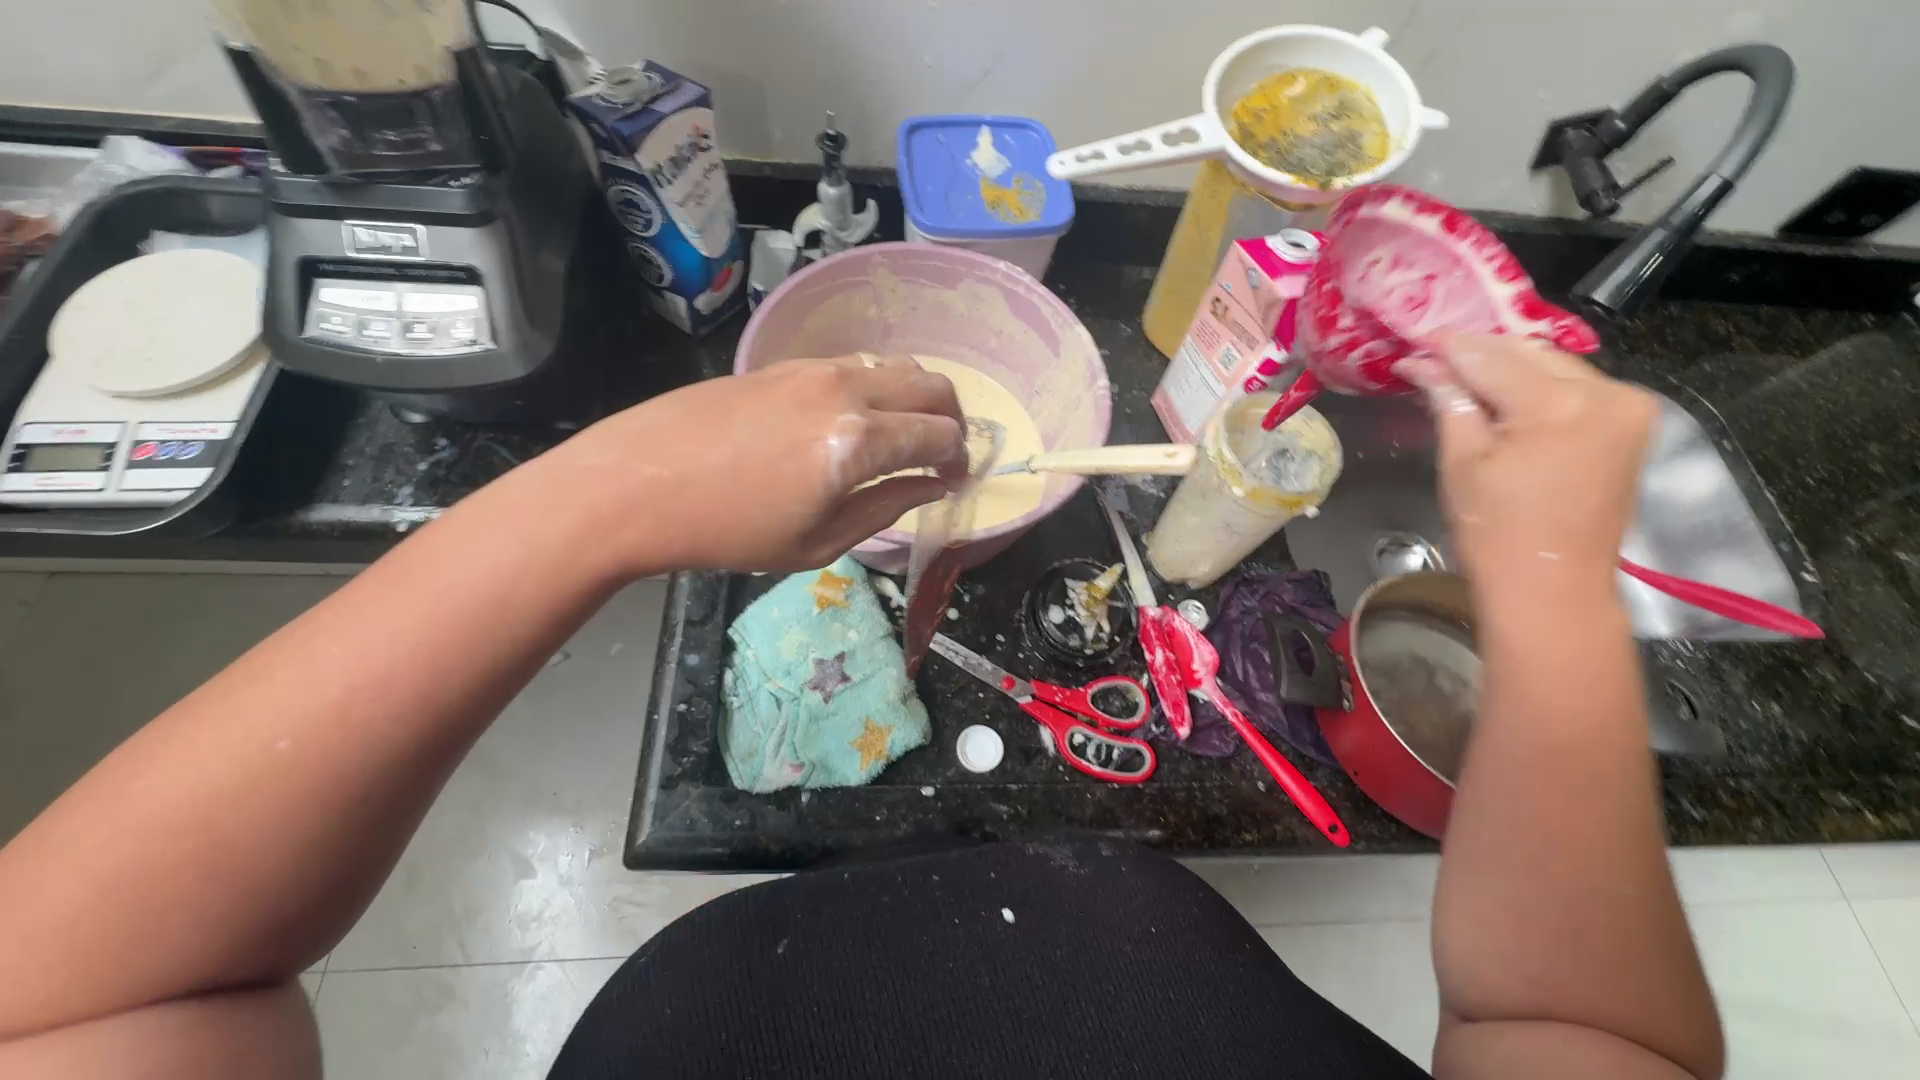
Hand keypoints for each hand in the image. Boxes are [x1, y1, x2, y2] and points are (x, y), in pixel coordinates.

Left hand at [537, 355, 965, 574]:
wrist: (633, 485)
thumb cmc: (728, 531)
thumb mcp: (819, 542)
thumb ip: (887, 507)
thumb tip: (934, 484)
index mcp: (859, 440)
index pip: (941, 435)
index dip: (959, 459)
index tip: (954, 478)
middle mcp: (846, 388)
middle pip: (931, 384)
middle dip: (951, 419)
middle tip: (941, 454)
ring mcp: (812, 368)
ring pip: (894, 366)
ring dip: (915, 398)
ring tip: (901, 437)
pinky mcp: (781, 363)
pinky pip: (854, 366)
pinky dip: (876, 388)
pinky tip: (852, 422)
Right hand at [1397, 334, 1656, 605]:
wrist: (1552, 587)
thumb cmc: (1495, 531)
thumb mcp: (1462, 461)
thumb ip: (1450, 401)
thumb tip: (1423, 364)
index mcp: (1561, 405)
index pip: (1492, 358)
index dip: (1449, 347)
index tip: (1415, 340)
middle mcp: (1607, 394)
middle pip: (1531, 354)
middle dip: (1481, 353)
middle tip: (1434, 356)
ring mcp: (1628, 408)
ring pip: (1556, 367)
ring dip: (1511, 367)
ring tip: (1465, 374)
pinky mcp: (1632, 425)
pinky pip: (1577, 388)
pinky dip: (1539, 387)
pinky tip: (1506, 394)